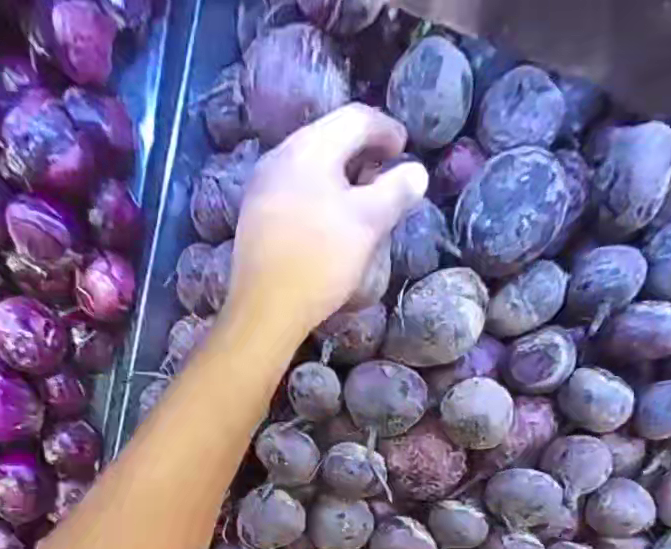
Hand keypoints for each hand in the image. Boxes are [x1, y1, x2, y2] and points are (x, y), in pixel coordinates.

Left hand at [227, 103, 427, 344]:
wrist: (265, 307)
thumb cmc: (321, 259)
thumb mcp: (369, 223)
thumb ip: (397, 191)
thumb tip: (416, 172)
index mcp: (309, 147)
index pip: (355, 118)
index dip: (387, 129)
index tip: (405, 149)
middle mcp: (279, 156)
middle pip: (329, 138)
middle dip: (362, 151)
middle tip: (385, 173)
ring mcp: (261, 186)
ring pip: (309, 165)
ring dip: (339, 175)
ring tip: (360, 199)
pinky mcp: (254, 216)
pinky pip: (293, 190)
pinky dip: (318, 194)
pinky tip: (328, 220)